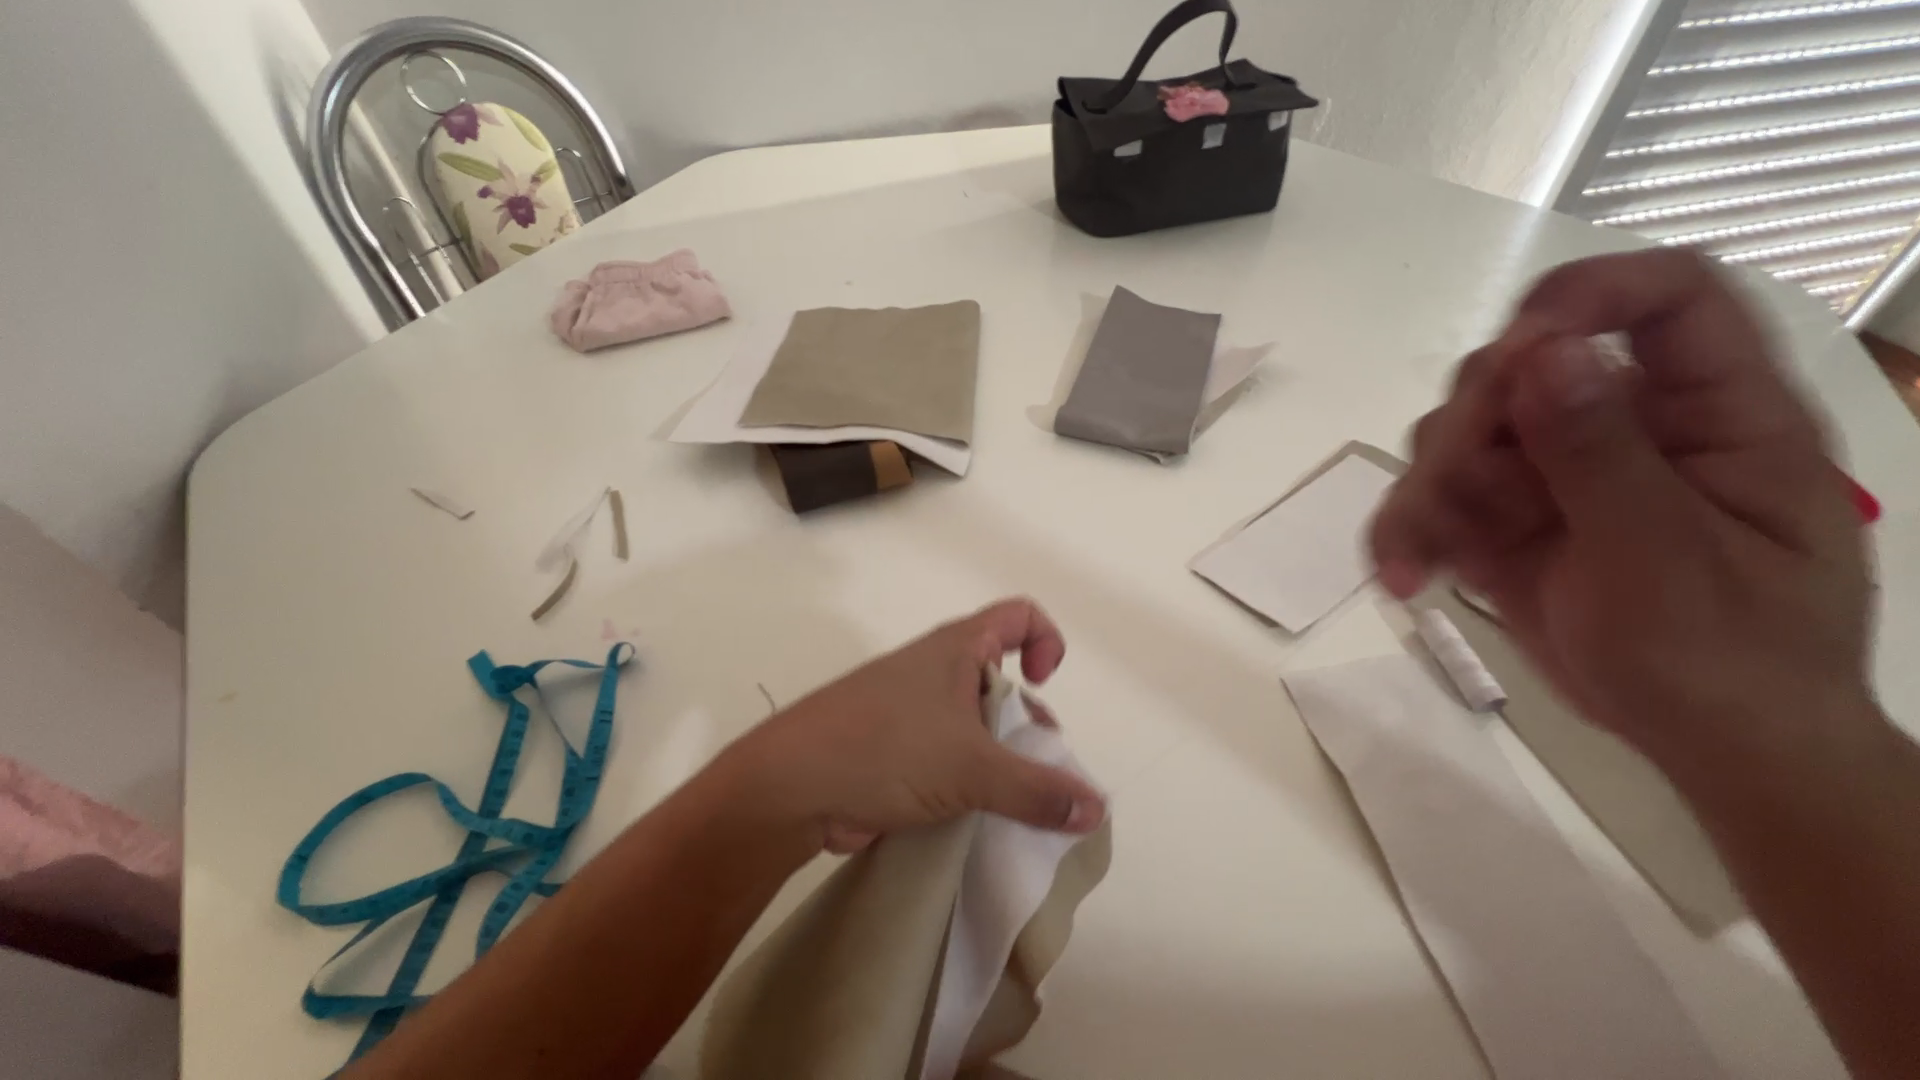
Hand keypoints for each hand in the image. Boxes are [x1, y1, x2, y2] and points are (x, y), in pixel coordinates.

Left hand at [724, 598, 1106, 852]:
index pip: (1020, 616)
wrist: (791, 788)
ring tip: (1011, 805)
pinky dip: (970, 782)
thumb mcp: (972, 768)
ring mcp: (913, 712)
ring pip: (976, 726)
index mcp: (956, 649)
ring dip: (1000, 760)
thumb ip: (1037, 789)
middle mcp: (936, 672)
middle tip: (1036, 770)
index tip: (1040, 686)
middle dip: (1028, 722)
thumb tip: (1095, 809)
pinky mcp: (897, 752)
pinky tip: (979, 819)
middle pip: (1003, 680)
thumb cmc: (885, 750)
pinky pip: (950, 758)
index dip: (1046, 640)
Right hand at [1369, 250, 1873, 765]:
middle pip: (1518, 367)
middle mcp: (1625, 425)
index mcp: (1712, 415)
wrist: (1709, 746)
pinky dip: (1406, 532)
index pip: (1666, 300)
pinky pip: (1431, 498)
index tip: (1518, 347)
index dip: (1590, 295)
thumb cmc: (1729, 660)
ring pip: (1456, 433)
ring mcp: (1554, 472)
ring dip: (1424, 493)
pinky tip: (1406, 576)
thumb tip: (1543, 352)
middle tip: (1454, 501)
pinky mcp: (1502, 520)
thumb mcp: (1671, 561)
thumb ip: (1603, 456)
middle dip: (1467, 430)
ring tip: (1419, 566)